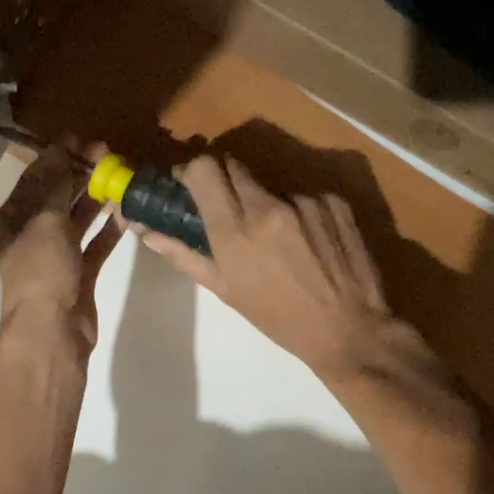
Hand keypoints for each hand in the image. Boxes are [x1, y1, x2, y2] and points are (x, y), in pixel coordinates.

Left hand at [0, 141, 124, 347]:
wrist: (51, 331)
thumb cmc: (42, 270)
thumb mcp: (45, 219)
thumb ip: (56, 183)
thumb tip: (60, 148)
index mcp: (14, 218)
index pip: (36, 176)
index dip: (59, 155)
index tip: (88, 139)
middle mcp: (32, 233)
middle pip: (58, 195)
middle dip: (82, 173)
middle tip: (112, 155)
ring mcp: (56, 256)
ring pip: (78, 218)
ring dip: (98, 198)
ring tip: (122, 176)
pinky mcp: (79, 274)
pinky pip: (95, 243)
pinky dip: (109, 228)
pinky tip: (128, 210)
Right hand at [136, 154, 395, 382]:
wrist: (349, 328)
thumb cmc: (277, 317)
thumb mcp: (223, 290)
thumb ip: (182, 253)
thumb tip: (144, 230)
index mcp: (234, 231)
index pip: (203, 168)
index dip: (193, 172)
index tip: (192, 185)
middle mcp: (268, 206)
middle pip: (232, 165)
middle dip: (223, 181)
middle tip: (226, 207)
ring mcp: (305, 200)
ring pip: (269, 183)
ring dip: (263, 200)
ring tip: (276, 238)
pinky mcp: (335, 200)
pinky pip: (303, 195)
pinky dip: (297, 211)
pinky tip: (306, 241)